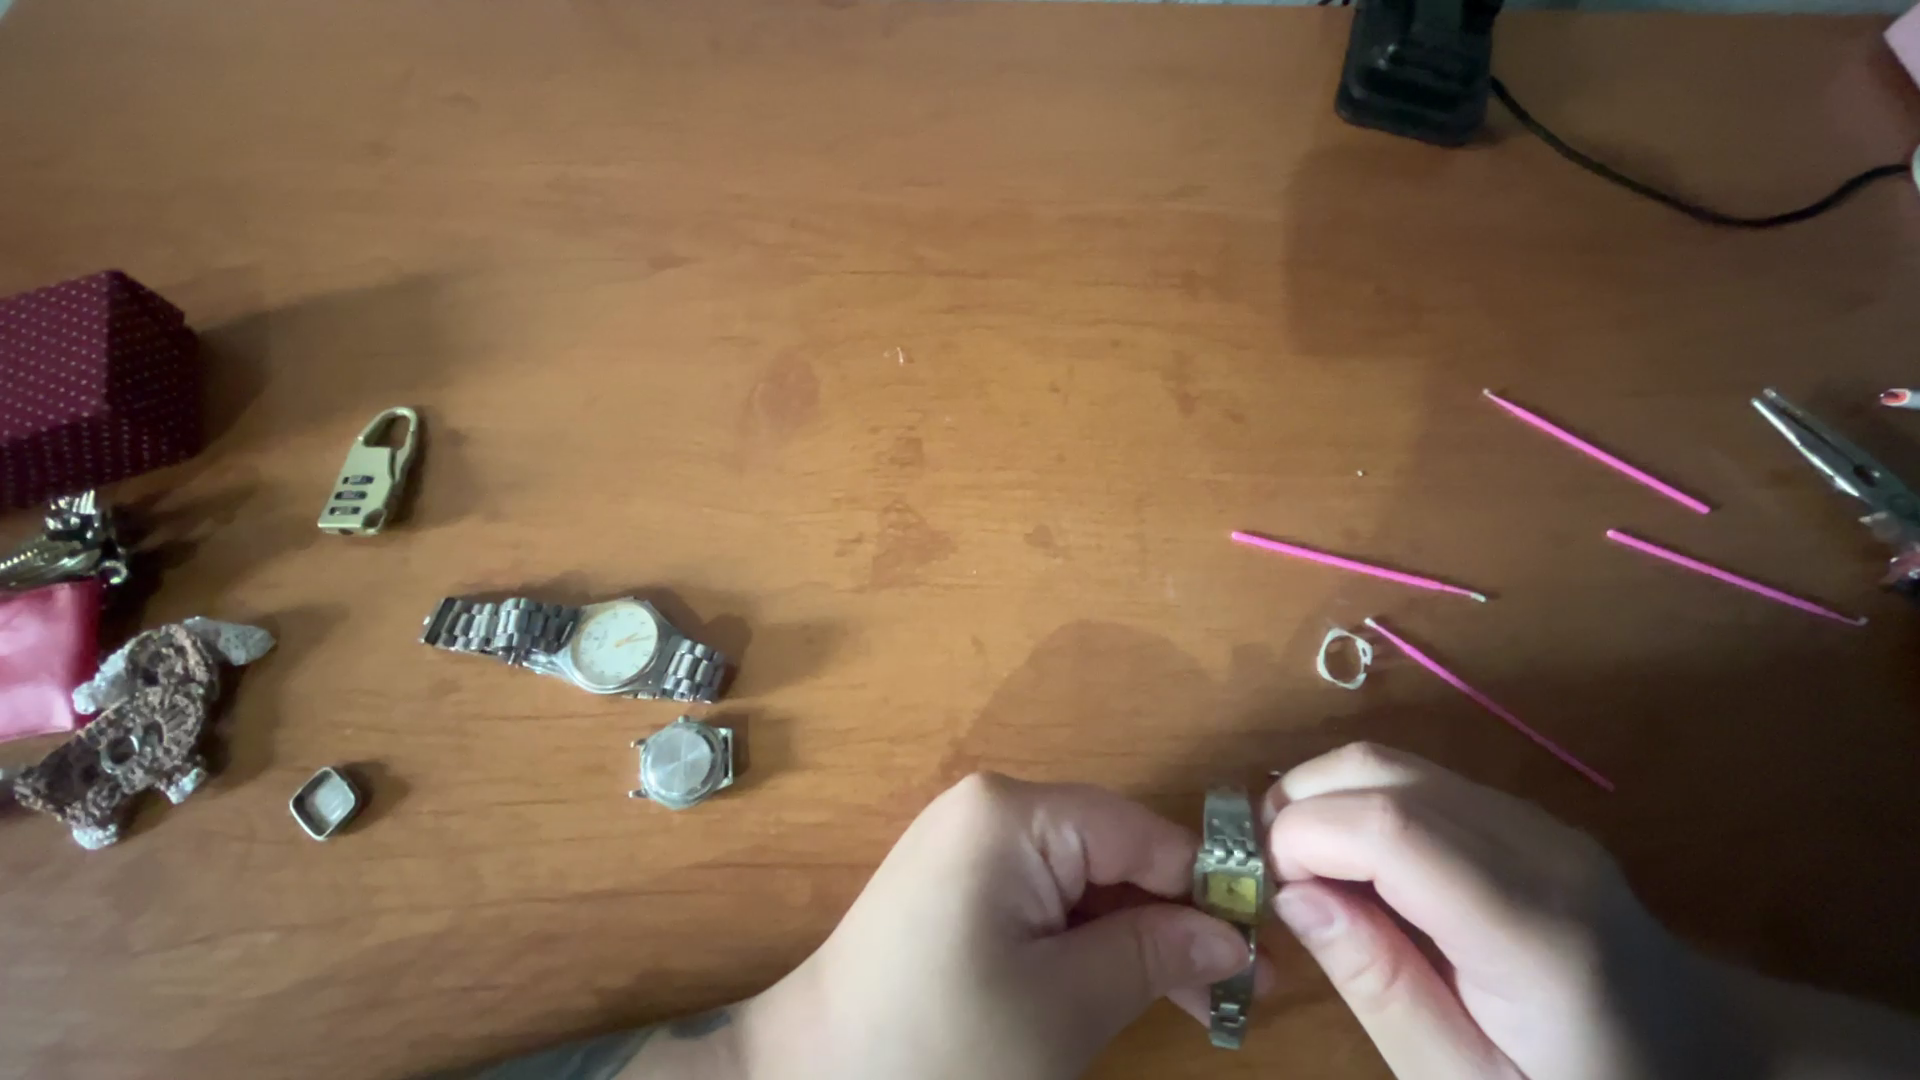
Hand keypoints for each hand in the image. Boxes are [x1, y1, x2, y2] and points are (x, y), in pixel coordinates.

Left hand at [741, 773, 1272, 1079]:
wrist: (813, 1073)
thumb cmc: (944, 1041)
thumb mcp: (1066, 1004)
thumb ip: (1153, 954)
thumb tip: (1233, 939)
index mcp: (1013, 814)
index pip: (1139, 831)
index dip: (1205, 887)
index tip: (1260, 951)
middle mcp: (991, 807)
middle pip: (1112, 849)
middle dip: (1170, 916)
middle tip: (1236, 989)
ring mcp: (970, 839)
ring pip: (1082, 874)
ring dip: (1133, 932)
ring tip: (1192, 996)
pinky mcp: (959, 876)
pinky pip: (1044, 890)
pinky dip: (1085, 934)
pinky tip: (1121, 978)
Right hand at [1265, 743, 1749, 1079]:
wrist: (1711, 1068)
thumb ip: (1379, 989)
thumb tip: (1291, 891)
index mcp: (1536, 932)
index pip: (1390, 828)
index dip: (1304, 835)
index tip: (1270, 889)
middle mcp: (1538, 848)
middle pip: (1377, 770)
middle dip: (1296, 805)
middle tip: (1268, 873)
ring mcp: (1535, 820)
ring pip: (1386, 761)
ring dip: (1320, 798)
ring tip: (1302, 867)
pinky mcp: (1520, 812)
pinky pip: (1411, 777)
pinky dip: (1354, 801)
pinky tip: (1354, 862)